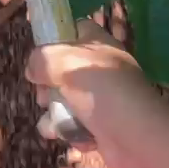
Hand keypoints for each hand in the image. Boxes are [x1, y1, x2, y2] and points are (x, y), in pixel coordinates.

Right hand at [26, 22, 160, 165]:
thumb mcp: (62, 62)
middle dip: (46, 85)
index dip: (52, 38)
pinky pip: (74, 123)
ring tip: (52, 122)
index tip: (37, 52)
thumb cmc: (100, 90)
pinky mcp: (101, 125)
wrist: (137, 138)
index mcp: (95, 43)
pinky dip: (69, 130)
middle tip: (42, 95)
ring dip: (53, 112)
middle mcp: (98, 67)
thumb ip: (40, 59)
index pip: (72, 29)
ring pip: (64, 99)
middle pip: (61, 68)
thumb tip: (32, 70)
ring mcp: (100, 97)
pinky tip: (67, 136)